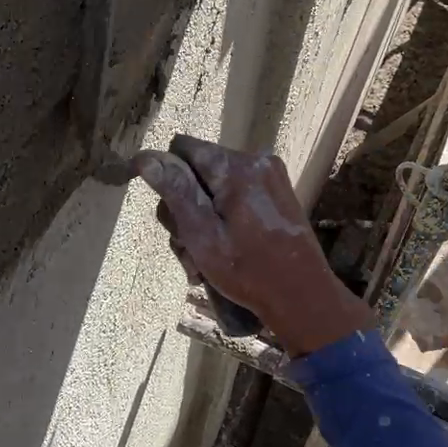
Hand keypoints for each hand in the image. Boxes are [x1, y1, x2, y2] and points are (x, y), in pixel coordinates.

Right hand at [133, 135, 371, 355]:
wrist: (302, 297)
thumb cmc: (247, 269)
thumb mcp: (201, 233)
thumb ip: (175, 191)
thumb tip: (145, 157)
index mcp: (236, 167)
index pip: (182, 148)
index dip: (166, 176)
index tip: (170, 214)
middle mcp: (255, 160)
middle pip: (197, 171)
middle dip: (183, 208)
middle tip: (187, 247)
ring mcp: (269, 176)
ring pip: (212, 188)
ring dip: (199, 221)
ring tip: (201, 259)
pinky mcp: (276, 193)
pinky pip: (232, 196)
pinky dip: (220, 220)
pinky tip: (220, 249)